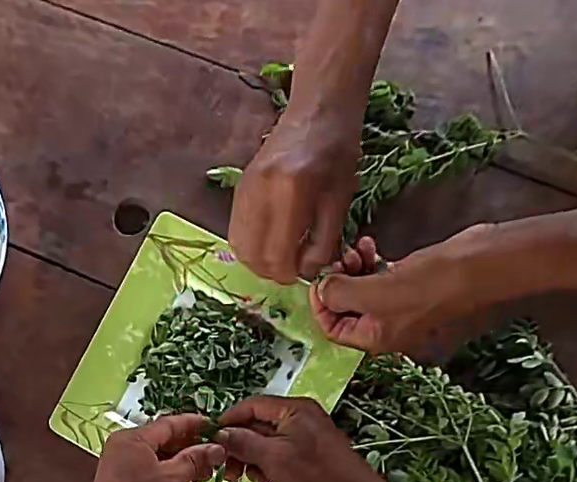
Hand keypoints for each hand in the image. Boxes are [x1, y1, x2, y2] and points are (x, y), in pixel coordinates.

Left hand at [78, 414, 226, 481]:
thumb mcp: (171, 479)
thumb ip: (194, 460)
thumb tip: (215, 448)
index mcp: (132, 438)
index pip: (169, 423)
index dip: (194, 424)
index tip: (214, 426)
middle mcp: (124, 447)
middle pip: (164, 440)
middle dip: (190, 448)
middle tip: (214, 455)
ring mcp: (122, 465)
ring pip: (159, 457)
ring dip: (182, 464)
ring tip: (204, 474)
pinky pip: (151, 471)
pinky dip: (170, 476)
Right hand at [214, 396, 381, 481]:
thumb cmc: (315, 475)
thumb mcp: (273, 458)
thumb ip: (244, 442)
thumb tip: (219, 434)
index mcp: (292, 408)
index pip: (251, 405)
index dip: (229, 422)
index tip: (213, 441)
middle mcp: (299, 415)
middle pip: (257, 424)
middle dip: (240, 446)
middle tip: (229, 470)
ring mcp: (305, 433)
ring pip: (267, 440)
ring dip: (252, 459)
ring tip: (250, 480)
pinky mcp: (309, 450)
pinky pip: (280, 451)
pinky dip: (268, 464)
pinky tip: (266, 481)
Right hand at [230, 107, 363, 282]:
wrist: (317, 112)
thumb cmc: (337, 154)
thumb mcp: (340, 201)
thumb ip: (323, 242)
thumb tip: (305, 272)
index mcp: (291, 192)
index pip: (277, 255)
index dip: (289, 274)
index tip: (301, 273)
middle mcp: (261, 191)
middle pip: (254, 256)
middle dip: (273, 271)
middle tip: (292, 267)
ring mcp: (245, 190)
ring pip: (241, 248)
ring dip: (259, 262)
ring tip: (280, 256)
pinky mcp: (239, 190)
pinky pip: (236, 232)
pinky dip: (250, 246)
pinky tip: (269, 242)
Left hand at [311, 236, 479, 354]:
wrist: (479, 264)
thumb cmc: (431, 284)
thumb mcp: (377, 293)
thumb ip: (342, 294)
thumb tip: (321, 289)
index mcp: (373, 337)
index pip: (332, 330)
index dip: (320, 307)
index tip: (318, 280)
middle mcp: (382, 324)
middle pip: (343, 308)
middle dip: (336, 283)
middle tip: (339, 260)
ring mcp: (394, 303)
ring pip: (358, 289)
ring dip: (350, 268)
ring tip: (357, 250)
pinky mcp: (407, 282)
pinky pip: (376, 275)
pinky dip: (368, 261)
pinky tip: (369, 246)